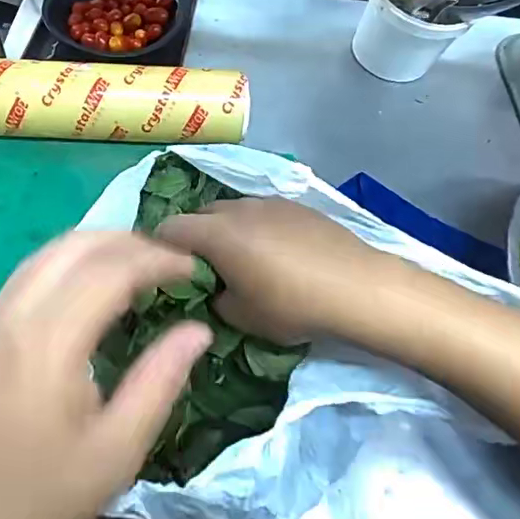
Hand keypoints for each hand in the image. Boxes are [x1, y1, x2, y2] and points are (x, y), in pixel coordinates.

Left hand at [0, 232, 210, 518]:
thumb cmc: (33, 501)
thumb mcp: (113, 454)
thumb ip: (158, 382)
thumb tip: (197, 331)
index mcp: (49, 338)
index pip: (111, 269)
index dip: (157, 259)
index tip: (193, 268)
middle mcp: (15, 311)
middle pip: (76, 245)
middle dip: (128, 241)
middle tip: (169, 260)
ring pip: (48, 252)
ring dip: (96, 246)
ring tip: (137, 265)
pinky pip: (29, 272)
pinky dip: (68, 261)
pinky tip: (88, 287)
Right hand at [157, 198, 396, 343]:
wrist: (359, 287)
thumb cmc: (292, 304)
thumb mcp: (242, 316)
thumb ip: (215, 298)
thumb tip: (214, 289)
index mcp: (216, 233)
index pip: (169, 228)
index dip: (160, 248)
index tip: (168, 271)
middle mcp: (237, 208)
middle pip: (201, 215)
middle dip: (196, 238)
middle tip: (208, 269)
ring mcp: (269, 202)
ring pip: (233, 212)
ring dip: (229, 231)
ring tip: (246, 260)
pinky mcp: (297, 205)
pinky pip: (262, 213)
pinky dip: (258, 229)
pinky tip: (279, 254)